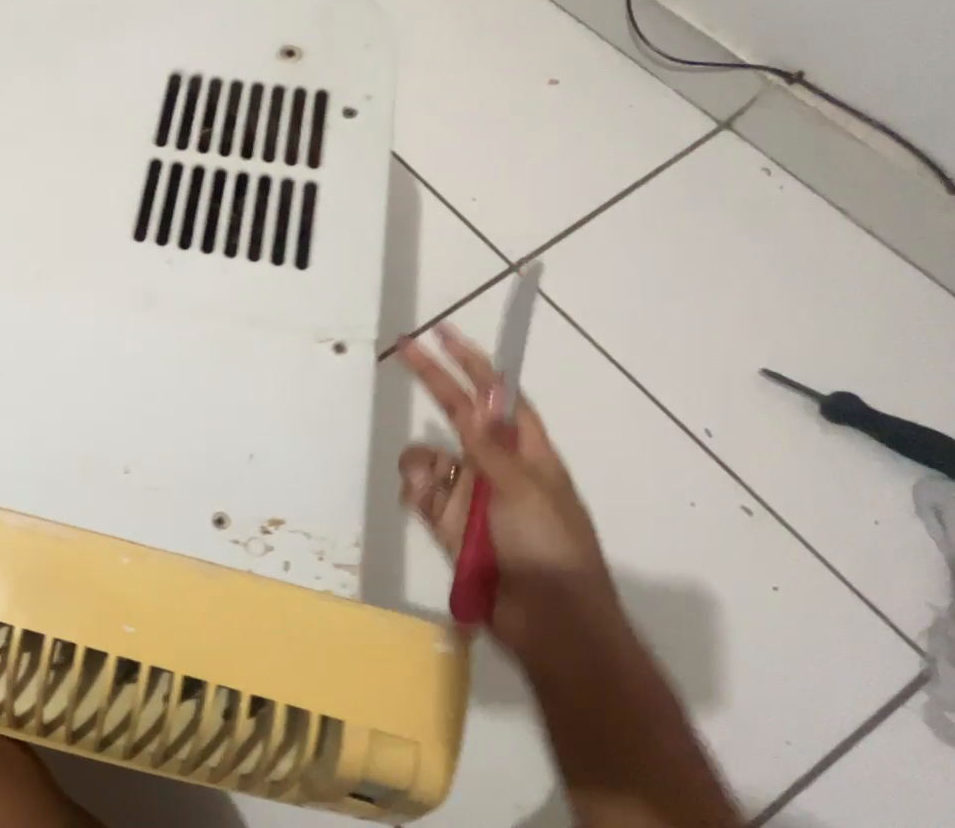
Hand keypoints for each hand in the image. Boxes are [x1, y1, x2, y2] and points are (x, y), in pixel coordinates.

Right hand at [397, 325, 620, 657]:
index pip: (497, 395)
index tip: (445, 334)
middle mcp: (494, 466)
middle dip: (433, 382)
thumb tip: (474, 402)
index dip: (473, 363)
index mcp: (527, 453)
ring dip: (424, 466)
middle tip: (404, 348)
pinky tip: (430, 512)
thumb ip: (490, 446)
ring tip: (434, 494)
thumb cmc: (549, 547)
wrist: (545, 620)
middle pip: (457, 413)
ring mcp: (467, 494)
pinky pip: (419, 492)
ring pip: (428, 457)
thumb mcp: (525, 489)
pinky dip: (419, 495)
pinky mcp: (445, 523)